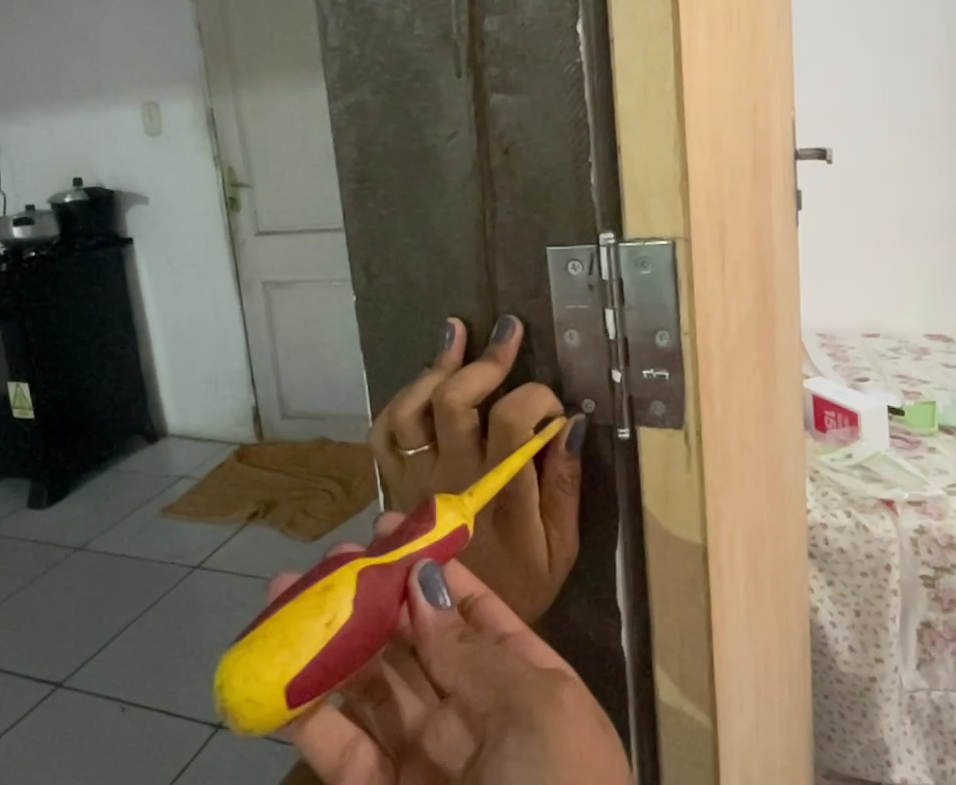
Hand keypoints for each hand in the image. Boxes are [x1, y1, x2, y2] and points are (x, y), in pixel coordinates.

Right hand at [275, 545, 628, 784]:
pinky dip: (304, 709)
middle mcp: (473, 717)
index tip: (395, 529)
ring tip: (287, 590)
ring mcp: (423, 760)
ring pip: (369, 686)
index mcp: (527, 688)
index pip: (477, 614)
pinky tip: (276, 666)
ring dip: (329, 640)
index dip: (436, 570)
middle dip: (376, 597)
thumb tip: (425, 583)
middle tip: (335, 557)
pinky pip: (337, 747)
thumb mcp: (537, 710)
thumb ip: (471, 649)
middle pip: (414, 643)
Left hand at [369, 316, 584, 620]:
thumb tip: (572, 424)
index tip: (554, 401)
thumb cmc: (520, 585)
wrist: (453, 625)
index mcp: (499, 492)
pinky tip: (423, 378)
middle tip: (509, 330)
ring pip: (412, 407)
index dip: (536, 396)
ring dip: (436, 365)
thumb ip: (565, 486)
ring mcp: (414, 478)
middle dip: (486, 359)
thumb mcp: (560, 549)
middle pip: (454, 399)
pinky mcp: (391, 482)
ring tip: (458, 333)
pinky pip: (383, 431)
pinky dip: (399, 398)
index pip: (514, 420)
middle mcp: (451, 477)